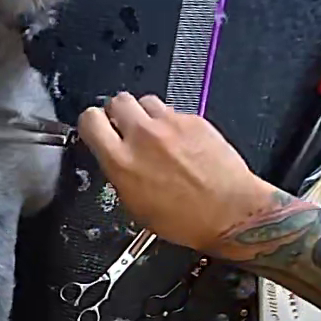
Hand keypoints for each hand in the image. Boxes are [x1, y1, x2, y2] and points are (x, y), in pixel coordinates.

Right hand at [78, 93, 286, 254]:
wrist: (231, 213)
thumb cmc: (189, 220)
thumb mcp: (138, 209)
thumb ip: (121, 176)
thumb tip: (116, 161)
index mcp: (122, 162)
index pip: (90, 120)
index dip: (92, 124)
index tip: (98, 129)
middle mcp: (143, 136)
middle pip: (117, 101)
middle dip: (119, 114)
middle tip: (128, 131)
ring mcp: (170, 124)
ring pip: (146, 101)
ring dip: (146, 116)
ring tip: (157, 138)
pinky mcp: (193, 119)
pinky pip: (174, 112)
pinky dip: (173, 124)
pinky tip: (181, 145)